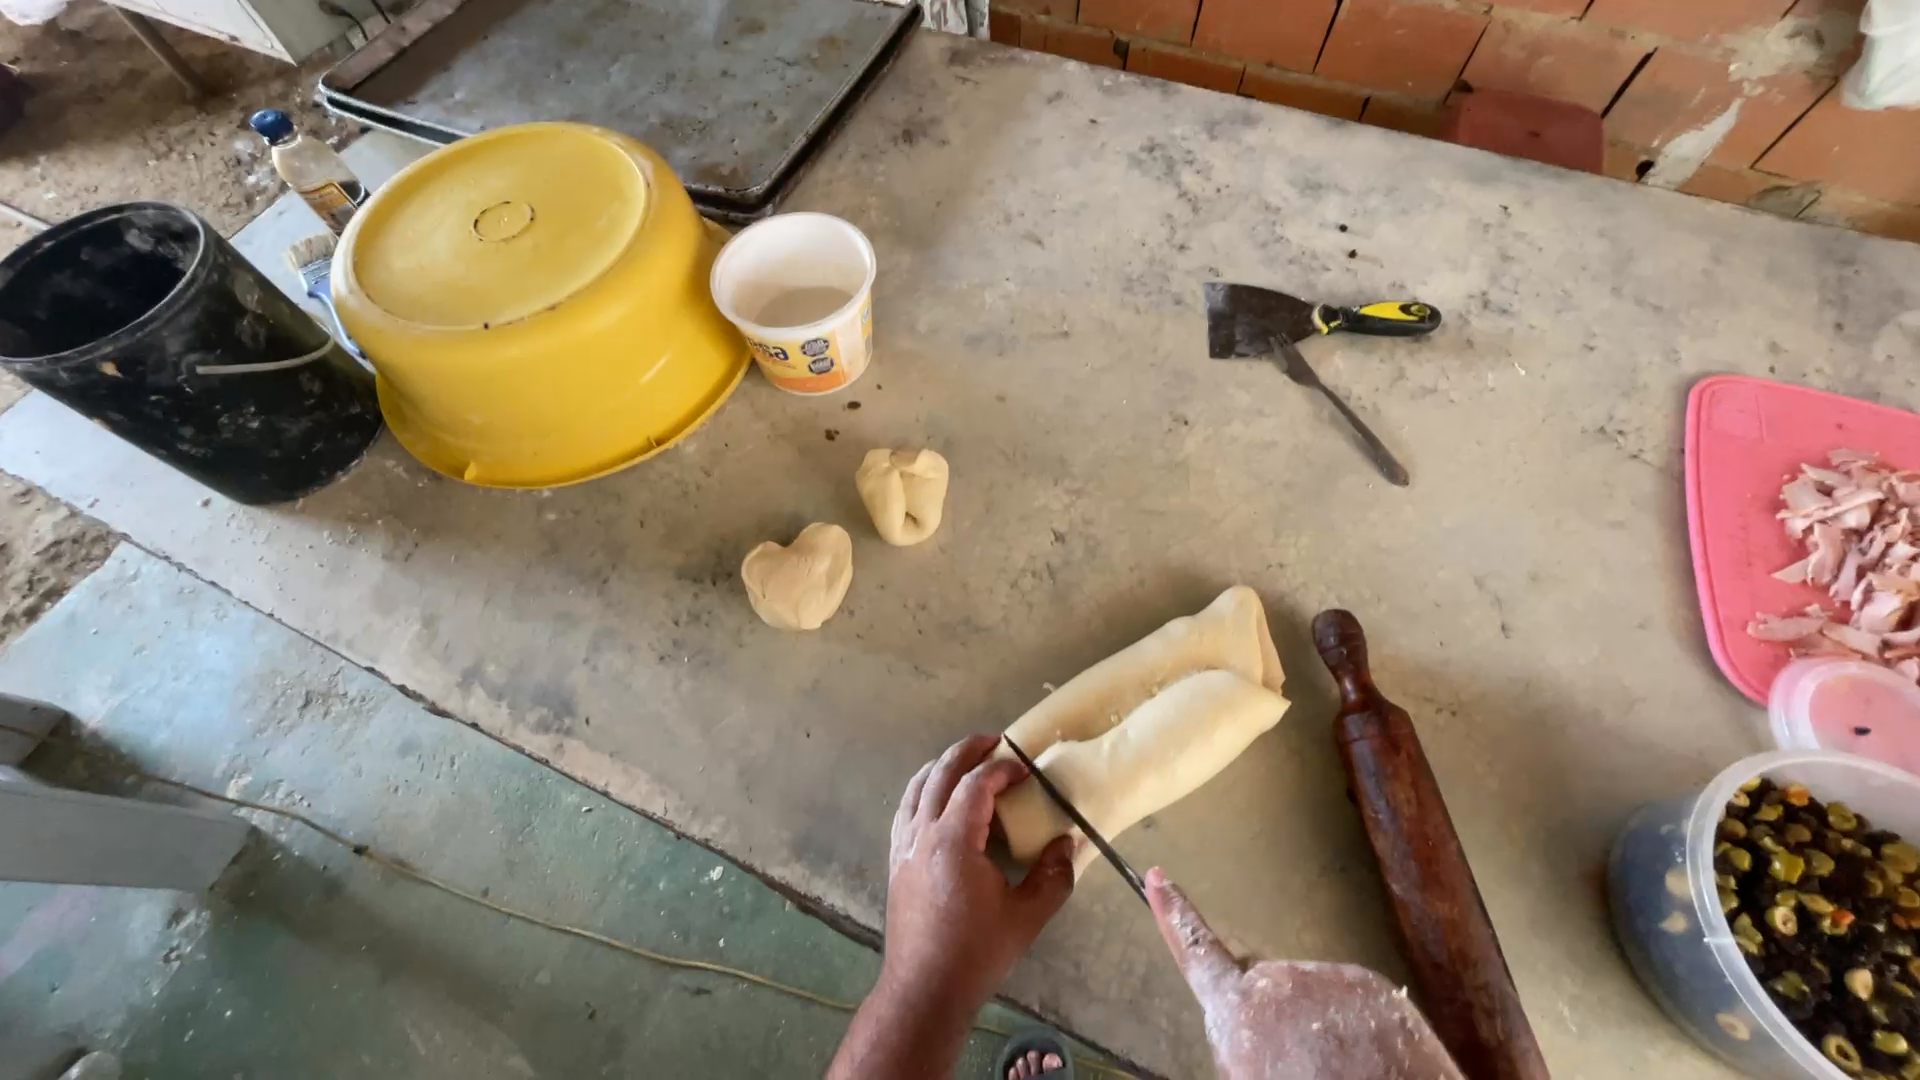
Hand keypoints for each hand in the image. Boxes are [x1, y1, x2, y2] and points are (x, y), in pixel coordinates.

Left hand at [828, 735, 1076, 1079]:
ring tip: (967, 759)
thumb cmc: (975, 953)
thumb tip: (1067, 842)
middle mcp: (923, 832)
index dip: (1001, 769)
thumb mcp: (1026, 918)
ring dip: (943, 764)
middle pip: (942, 772)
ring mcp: (903, 844)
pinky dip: (922, 788)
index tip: (1024, 769)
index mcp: (954, 840)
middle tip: (995, 742)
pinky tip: (935, 794)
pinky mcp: (895, 858)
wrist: (923, 988)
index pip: (976, 784)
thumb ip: (1053, 877)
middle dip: (968, 750)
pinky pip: (905, 807)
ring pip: (918, 785)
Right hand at [1146, 867, 1463, 1079]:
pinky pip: (1346, 999)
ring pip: (1307, 995)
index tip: (1156, 876)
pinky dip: (1352, 1026)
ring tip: (1341, 1073)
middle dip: (1271, 1017)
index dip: (1172, 914)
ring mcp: (1327, 978)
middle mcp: (1278, 982)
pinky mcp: (1371, 985)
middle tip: (1295, 1071)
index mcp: (1240, 1013)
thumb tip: (1238, 1024)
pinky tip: (1370, 1064)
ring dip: (1316, 1024)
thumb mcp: (1248, 1075)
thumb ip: (1234, 1042)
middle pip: (1261, 987)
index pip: (1197, 953)